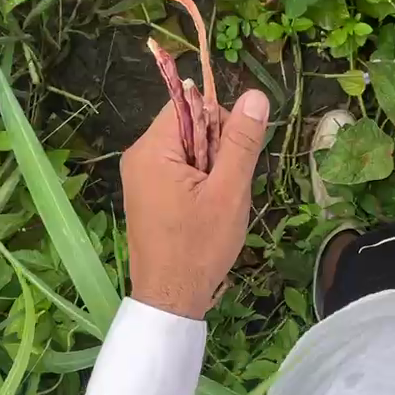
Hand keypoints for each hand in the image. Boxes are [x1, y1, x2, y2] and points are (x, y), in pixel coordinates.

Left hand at [121, 89, 270, 318]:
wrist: (170, 299)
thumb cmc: (199, 247)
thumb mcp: (229, 192)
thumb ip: (241, 142)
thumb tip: (256, 95)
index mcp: (153, 149)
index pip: (189, 103)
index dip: (220, 120)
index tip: (236, 155)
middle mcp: (139, 157)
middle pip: (188, 127)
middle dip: (217, 150)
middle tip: (227, 188)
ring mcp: (139, 178)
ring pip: (187, 153)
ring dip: (211, 171)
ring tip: (218, 204)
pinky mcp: (146, 197)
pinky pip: (178, 173)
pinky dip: (199, 186)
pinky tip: (207, 212)